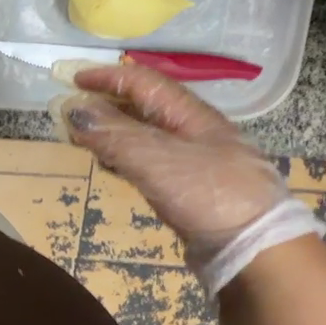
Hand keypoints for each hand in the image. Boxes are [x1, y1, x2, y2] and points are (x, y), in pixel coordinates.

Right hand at [54, 63, 323, 293]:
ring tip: (83, 137)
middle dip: (106, 102)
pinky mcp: (189, 185)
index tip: (72, 79)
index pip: (144, 82)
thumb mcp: (156, 160)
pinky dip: (123, 155)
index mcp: (191, 114)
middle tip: (71, 111)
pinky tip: (111, 165)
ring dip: (112, 130)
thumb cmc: (209, 194)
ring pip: (145, 133)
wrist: (254, 247)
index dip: (107, 76)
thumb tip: (71, 108)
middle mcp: (194, 130)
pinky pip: (148, 158)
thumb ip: (113, 134)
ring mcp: (194, 158)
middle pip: (144, 105)